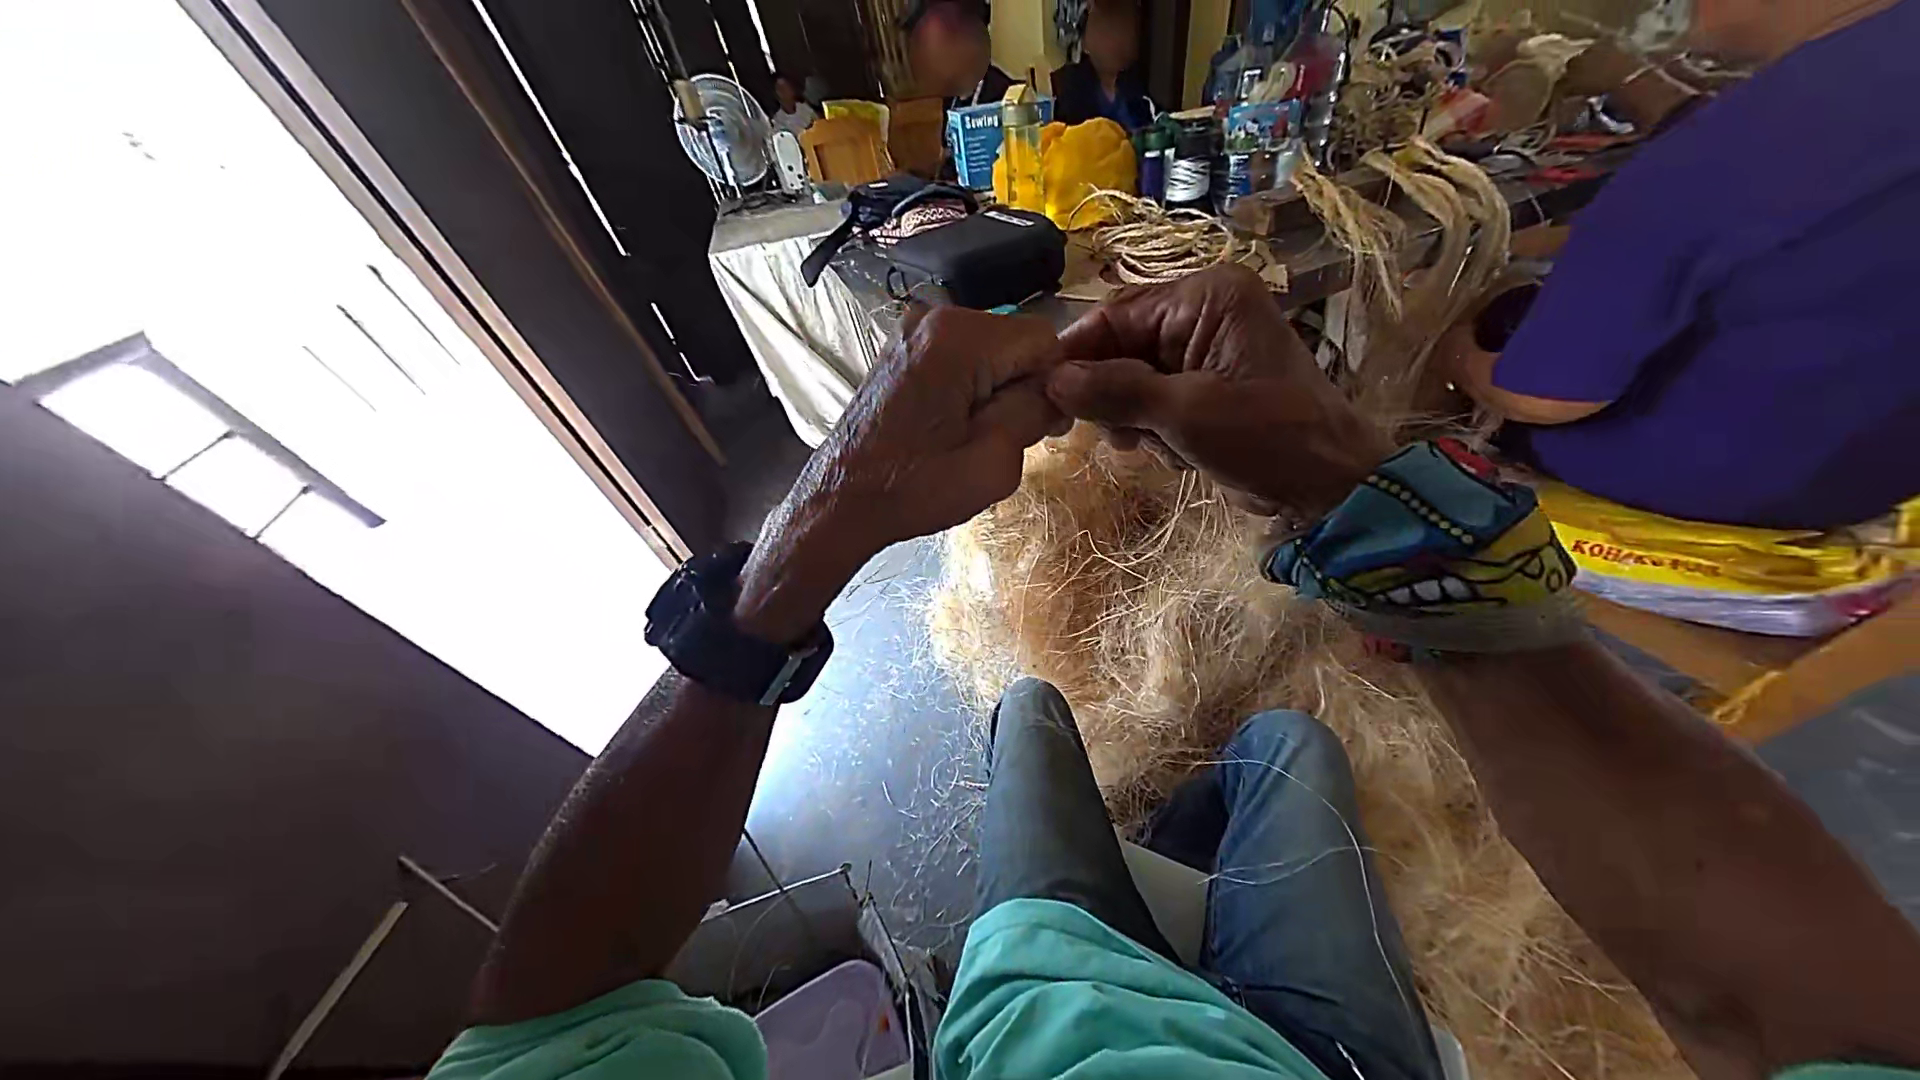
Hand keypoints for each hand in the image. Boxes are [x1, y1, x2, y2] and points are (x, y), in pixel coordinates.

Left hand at [737, 305, 1066, 640]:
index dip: (1054, 385)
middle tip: (1006, 440)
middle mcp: (935, 320)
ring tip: (976, 438)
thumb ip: (1035, 411)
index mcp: (959, 338)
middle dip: (1024, 387)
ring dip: (998, 391)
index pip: (1044, 339)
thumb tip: (1056, 389)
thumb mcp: (993, 461)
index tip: (1041, 428)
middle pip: (1016, 342)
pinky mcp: (903, 353)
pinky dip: (972, 388)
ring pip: (991, 352)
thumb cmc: (912, 488)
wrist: (840, 501)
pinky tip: (955, 427)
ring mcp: (913, 333)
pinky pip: (962, 360)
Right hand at [1047, 264, 1392, 515]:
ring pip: (1130, 379)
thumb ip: (1116, 391)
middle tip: (1115, 433)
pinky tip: (1173, 451)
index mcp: (1206, 298)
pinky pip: (1150, 400)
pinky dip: (1152, 429)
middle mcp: (1202, 315)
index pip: (1117, 315)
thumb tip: (1053, 381)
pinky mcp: (1203, 386)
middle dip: (1112, 394)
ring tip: (1156, 445)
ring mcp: (1203, 352)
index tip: (1043, 392)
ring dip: (1133, 418)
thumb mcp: (1185, 413)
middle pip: (1121, 347)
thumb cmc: (1267, 437)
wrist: (1325, 486)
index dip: (1076, 354)